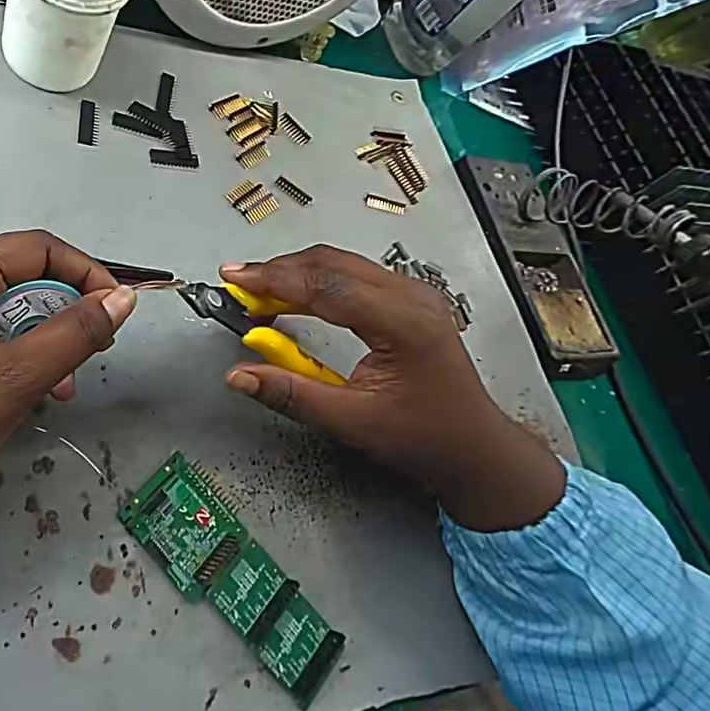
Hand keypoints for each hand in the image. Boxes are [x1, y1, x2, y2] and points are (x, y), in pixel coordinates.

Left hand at [0, 230, 135, 623]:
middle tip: (95, 354)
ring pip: (10, 314)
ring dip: (46, 343)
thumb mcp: (15, 377)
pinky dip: (18, 359)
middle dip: (66, 313)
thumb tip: (122, 299)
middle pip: (24, 280)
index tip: (116, 314)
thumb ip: (74, 334)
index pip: (39, 249)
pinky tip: (33, 395)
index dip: (86, 274)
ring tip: (65, 387)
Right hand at [220, 245, 563, 530]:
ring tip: (257, 292)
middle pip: (331, 263)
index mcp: (403, 323)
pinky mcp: (406, 300)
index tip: (236, 280)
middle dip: (278, 271)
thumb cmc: (425, 437)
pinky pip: (351, 276)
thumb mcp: (351, 422)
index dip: (273, 279)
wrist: (473, 447)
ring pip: (340, 264)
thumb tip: (241, 376)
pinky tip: (292, 297)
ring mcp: (412, 294)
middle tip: (239, 285)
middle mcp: (411, 297)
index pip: (326, 284)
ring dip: (295, 274)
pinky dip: (315, 283)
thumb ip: (291, 394)